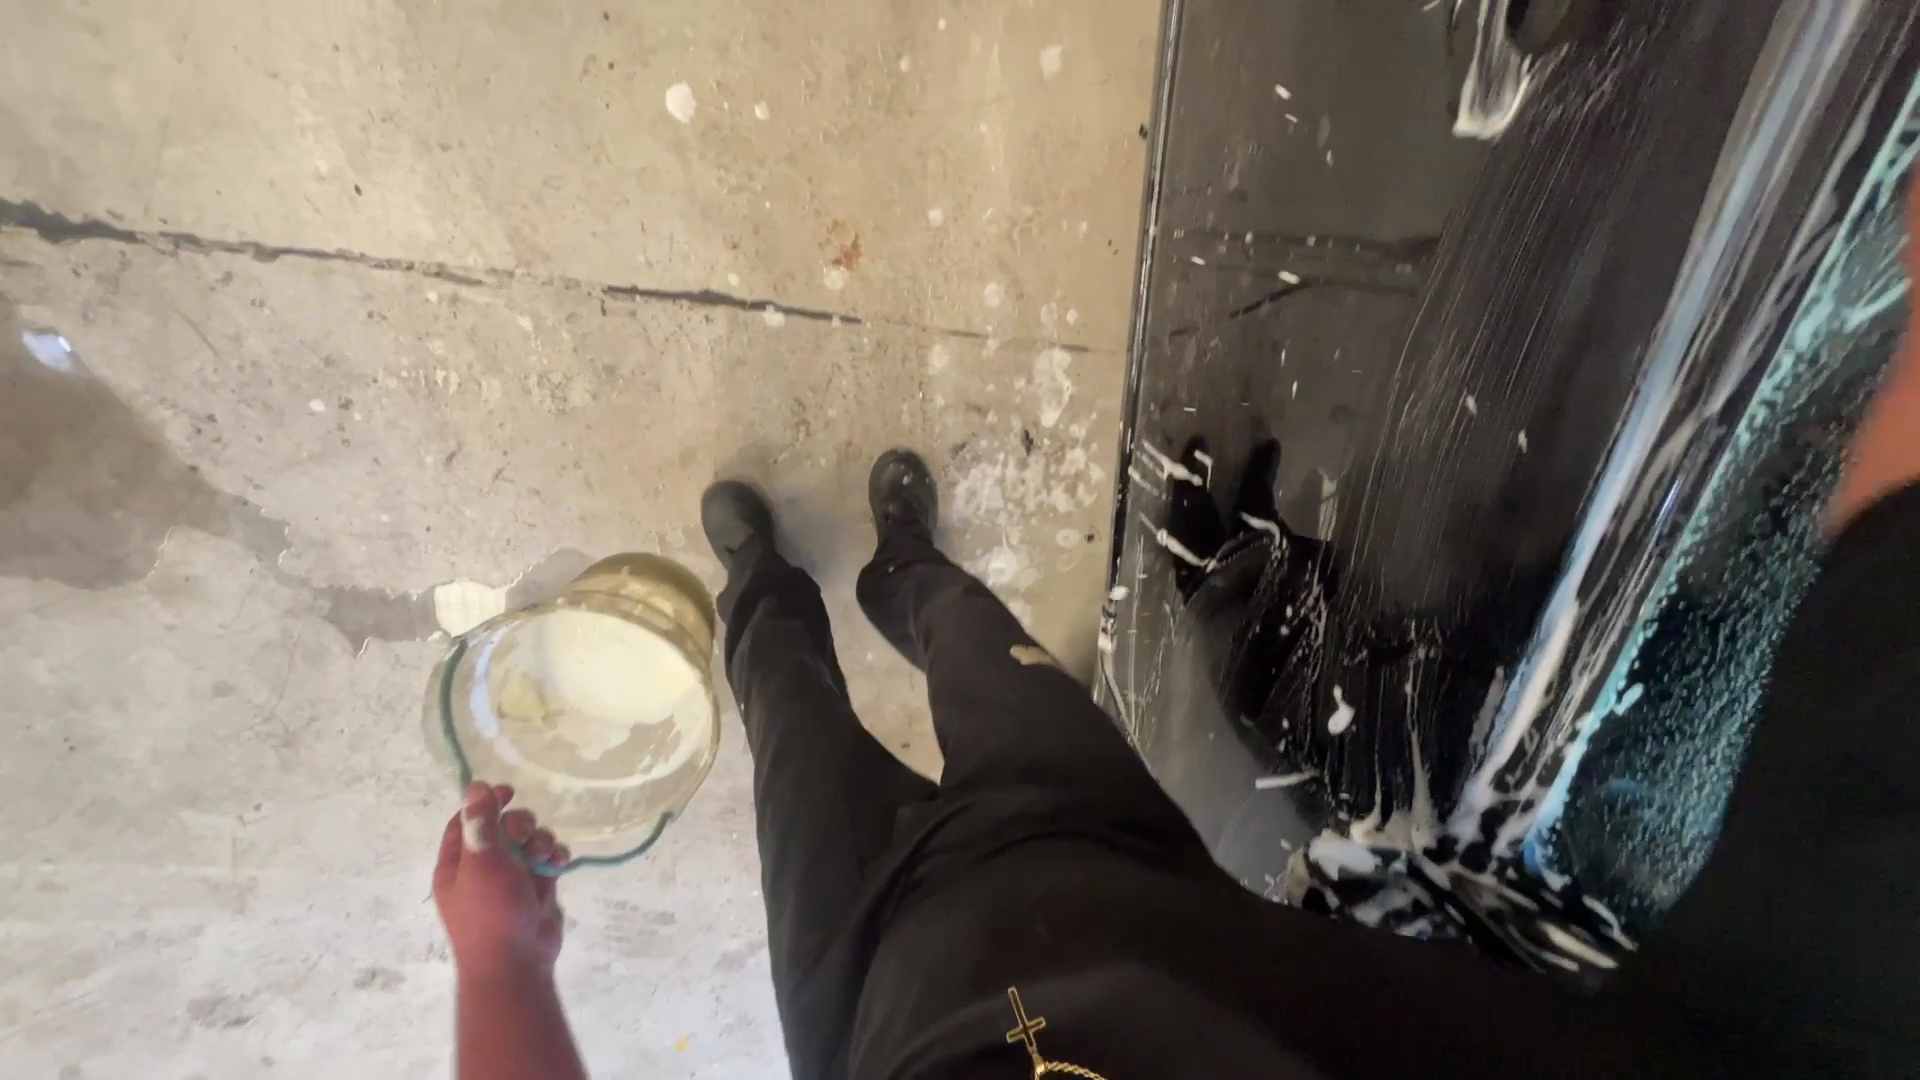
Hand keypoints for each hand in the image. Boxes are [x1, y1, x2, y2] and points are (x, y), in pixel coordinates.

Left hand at [434, 782, 571, 979]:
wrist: (516, 961)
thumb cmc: (490, 913)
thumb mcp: (482, 864)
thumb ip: (479, 825)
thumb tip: (474, 787)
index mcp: (458, 865)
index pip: (466, 822)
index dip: (484, 804)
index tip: (508, 792)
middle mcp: (482, 868)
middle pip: (503, 828)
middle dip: (521, 825)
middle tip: (525, 837)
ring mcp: (511, 878)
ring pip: (530, 840)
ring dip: (541, 841)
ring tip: (543, 857)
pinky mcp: (536, 886)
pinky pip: (548, 858)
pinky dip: (555, 857)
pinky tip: (558, 866)